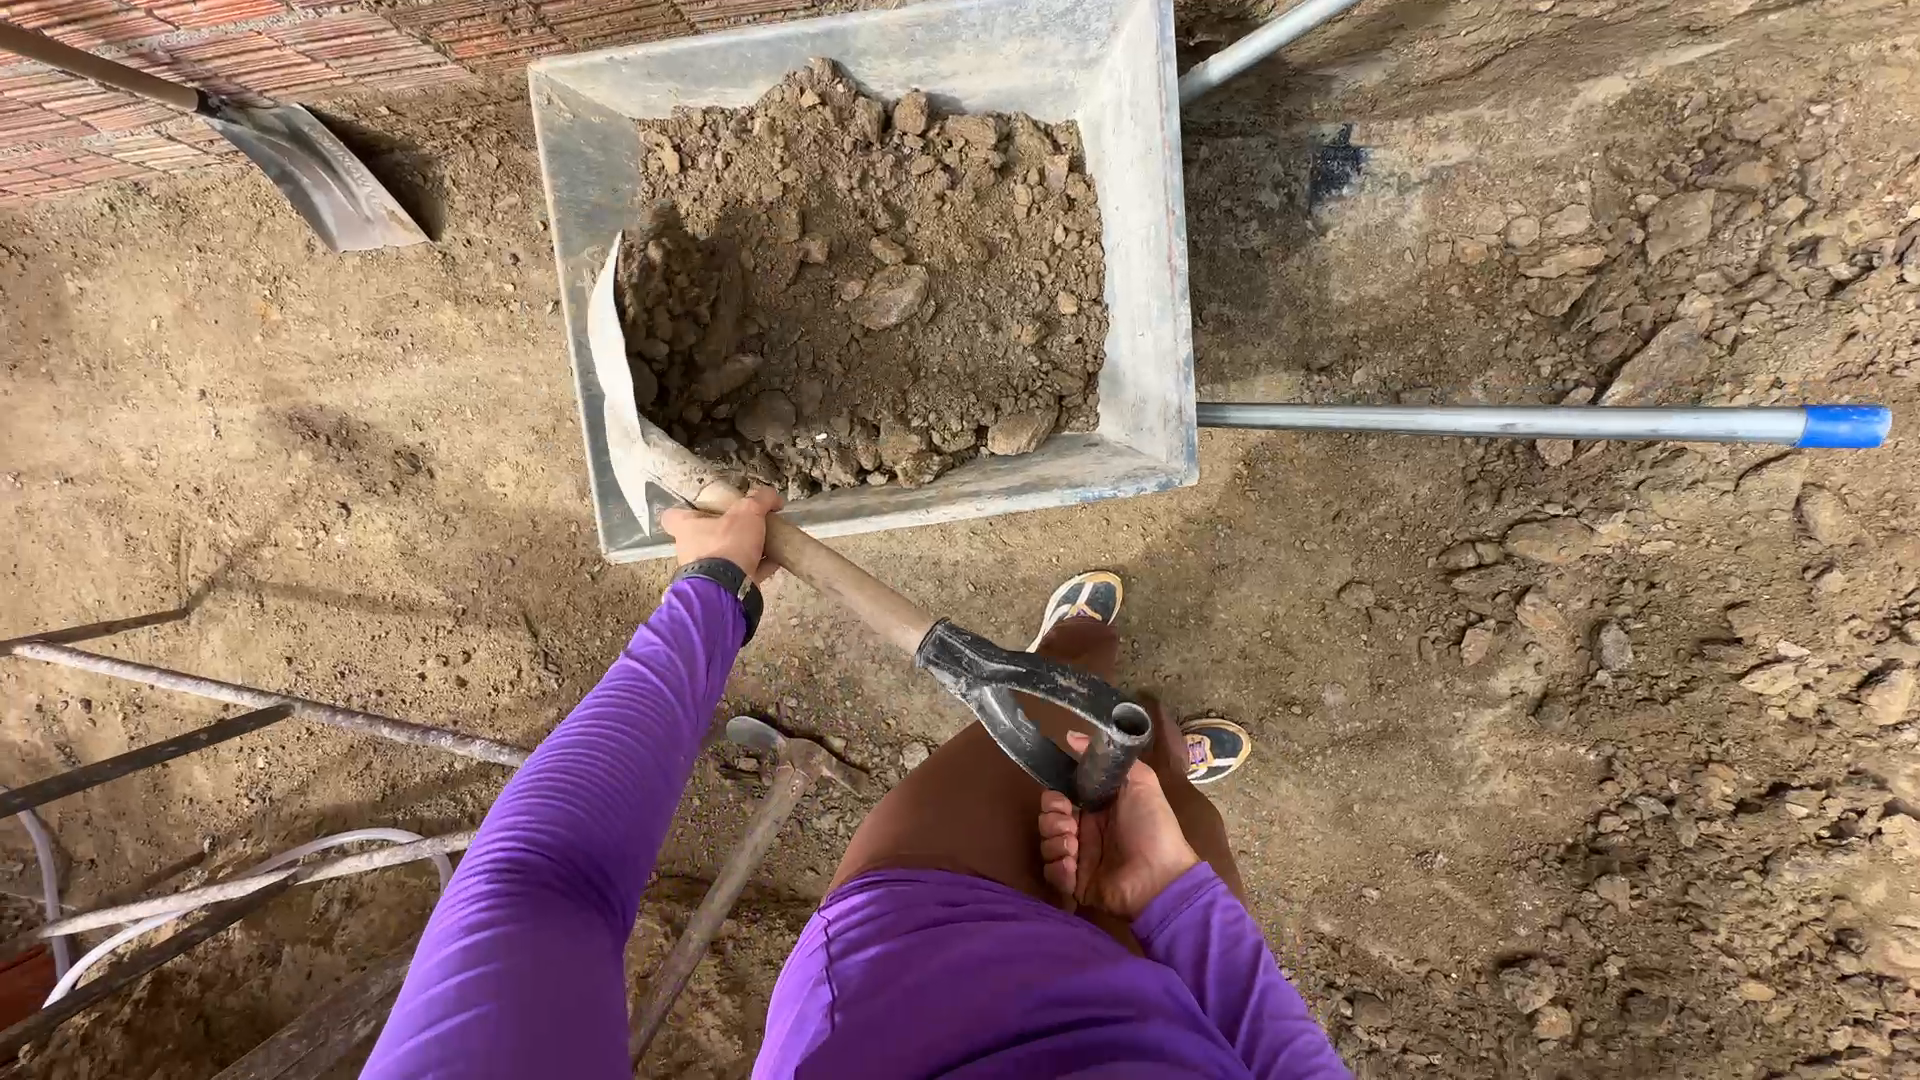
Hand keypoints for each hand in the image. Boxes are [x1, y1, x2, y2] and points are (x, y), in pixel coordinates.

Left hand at [659, 485, 783, 581]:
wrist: (729, 588)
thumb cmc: (727, 545)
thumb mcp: (747, 512)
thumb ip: (760, 499)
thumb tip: (773, 496)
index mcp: (685, 528)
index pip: (673, 516)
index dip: (687, 509)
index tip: (706, 506)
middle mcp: (691, 550)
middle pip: (705, 536)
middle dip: (726, 531)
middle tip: (745, 524)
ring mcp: (706, 571)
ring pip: (725, 555)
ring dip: (744, 550)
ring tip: (767, 541)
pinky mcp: (724, 586)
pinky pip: (742, 571)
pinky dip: (759, 565)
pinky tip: (776, 559)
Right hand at [1038, 731, 1199, 920]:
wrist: (1161, 878)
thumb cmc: (1152, 827)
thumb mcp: (1140, 781)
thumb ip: (1107, 758)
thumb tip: (1070, 735)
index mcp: (1096, 807)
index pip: (1060, 796)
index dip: (1054, 797)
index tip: (1063, 799)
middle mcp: (1084, 831)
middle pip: (1048, 819)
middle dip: (1051, 819)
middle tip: (1069, 825)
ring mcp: (1079, 858)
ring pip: (1046, 844)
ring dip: (1055, 843)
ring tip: (1074, 849)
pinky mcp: (1076, 884)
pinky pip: (1051, 874)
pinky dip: (1058, 869)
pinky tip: (1073, 868)